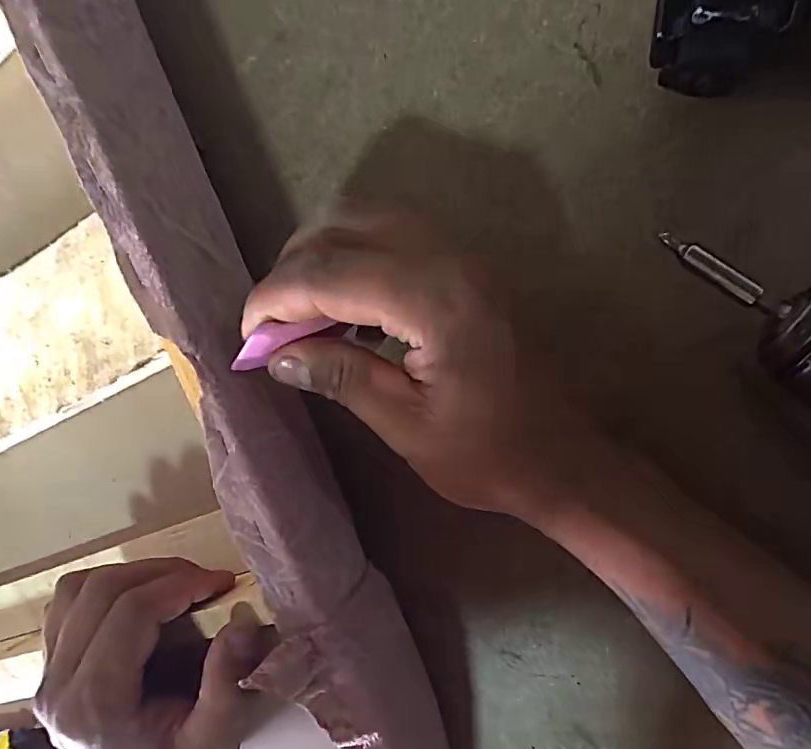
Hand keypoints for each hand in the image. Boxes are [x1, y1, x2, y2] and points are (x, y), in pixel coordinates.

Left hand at [35, 559, 275, 748]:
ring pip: (74, 592)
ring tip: (177, 585)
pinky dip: (109, 592)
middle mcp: (59, 685)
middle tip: (205, 581)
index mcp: (96, 703)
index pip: (127, 614)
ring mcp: (48, 678)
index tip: (221, 583)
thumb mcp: (215, 742)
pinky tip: (146, 602)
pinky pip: (69, 609)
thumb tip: (242, 622)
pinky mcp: (53, 673)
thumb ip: (227, 681)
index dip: (177, 585)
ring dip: (130, 575)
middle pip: (95, 592)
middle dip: (157, 572)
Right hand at [242, 208, 609, 521]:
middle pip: (346, 227)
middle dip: (295, 270)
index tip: (247, 336)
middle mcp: (451, 261)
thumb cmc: (490, 457)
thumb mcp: (408, 428)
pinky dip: (363, 267)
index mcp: (433, 300)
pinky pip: (402, 244)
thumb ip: (342, 378)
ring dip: (327, 261)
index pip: (329, 272)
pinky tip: (350, 318)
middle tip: (272, 327)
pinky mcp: (474, 276)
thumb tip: (278, 354)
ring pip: (374, 225)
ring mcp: (468, 262)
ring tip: (303, 321)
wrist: (563, 460)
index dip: (276, 299)